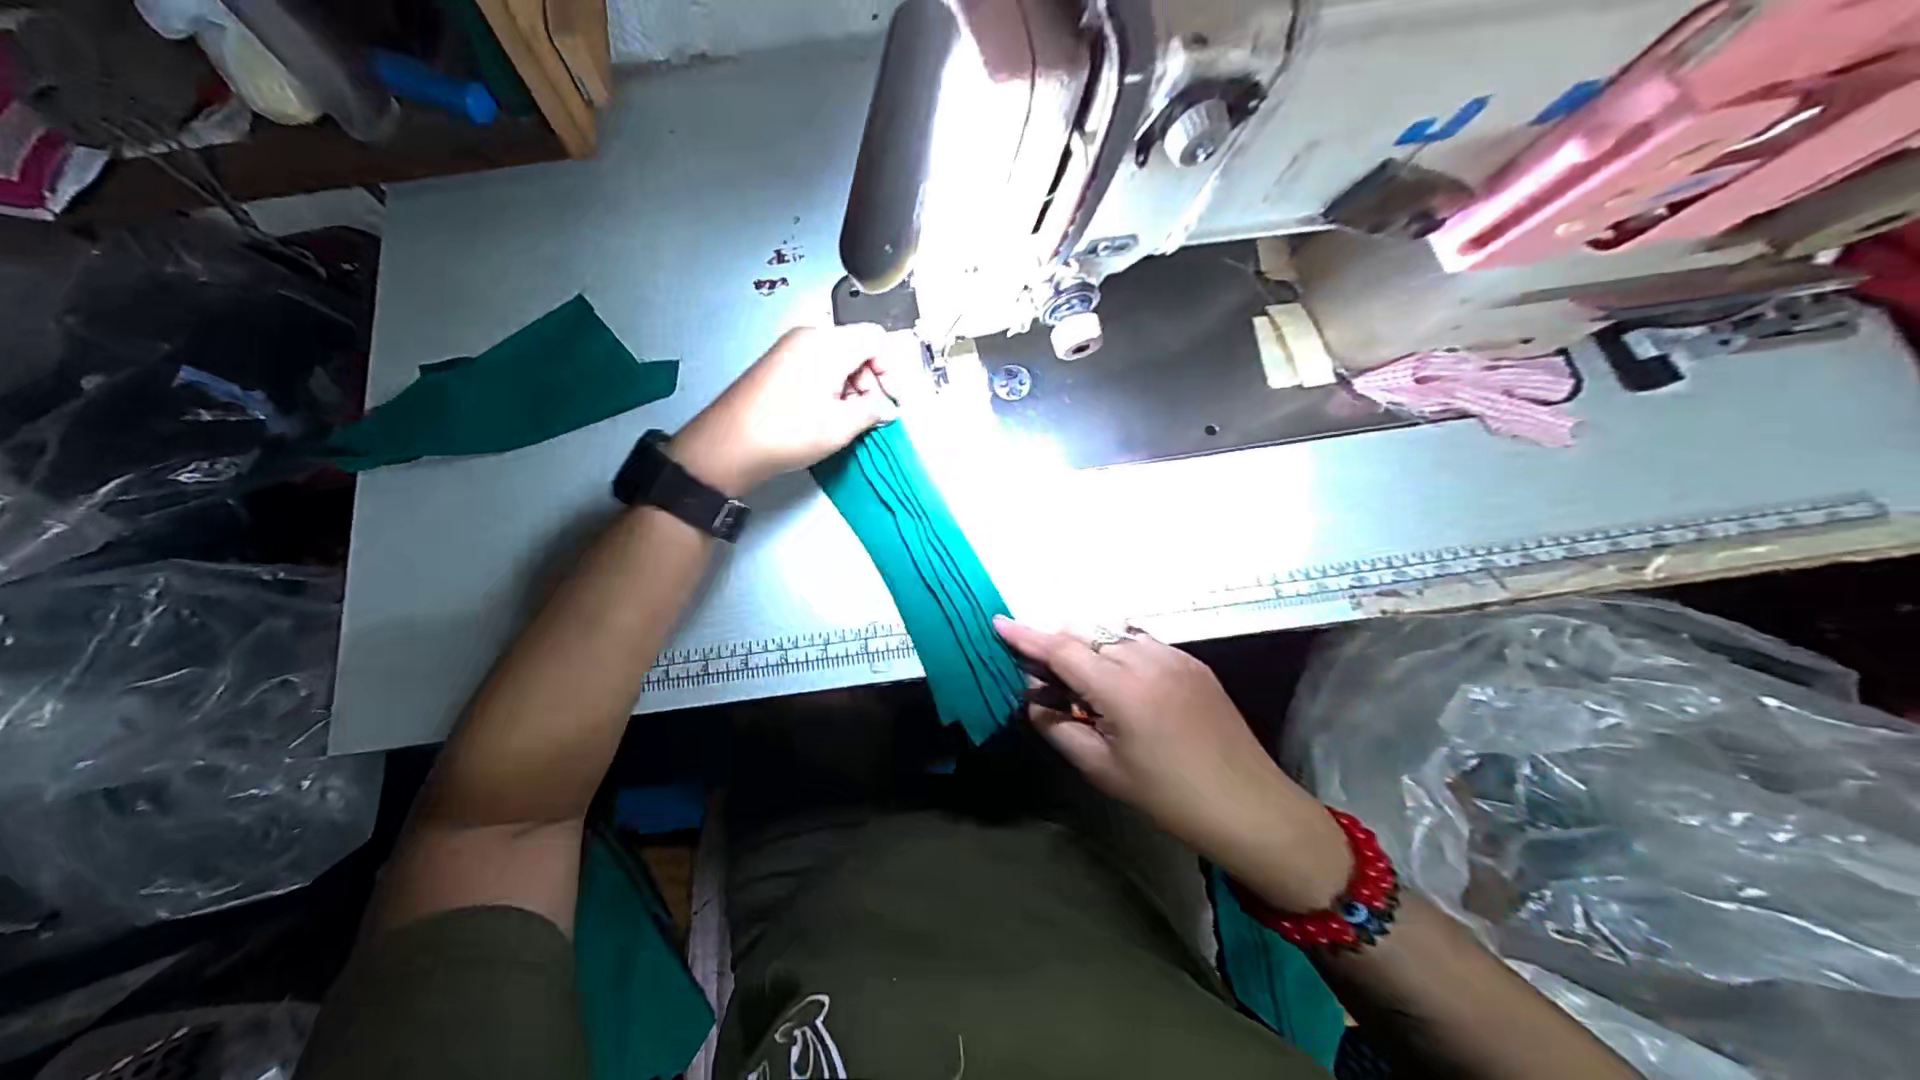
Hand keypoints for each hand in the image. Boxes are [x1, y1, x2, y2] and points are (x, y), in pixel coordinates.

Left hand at [670, 324, 903, 496]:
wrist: (728, 446)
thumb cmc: (783, 433)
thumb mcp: (841, 426)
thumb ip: (873, 410)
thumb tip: (886, 407)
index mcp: (827, 344)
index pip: (876, 339)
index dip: (891, 370)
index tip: (890, 399)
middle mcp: (808, 338)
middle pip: (858, 348)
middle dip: (871, 381)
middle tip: (868, 415)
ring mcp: (790, 350)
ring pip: (839, 360)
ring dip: (851, 388)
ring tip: (844, 421)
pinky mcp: (779, 365)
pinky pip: (818, 368)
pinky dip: (831, 389)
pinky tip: (824, 417)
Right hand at [994, 616, 1352, 912]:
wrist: (1249, 806)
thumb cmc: (1169, 797)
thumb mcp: (1101, 769)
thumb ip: (1058, 727)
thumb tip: (1035, 699)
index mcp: (1122, 689)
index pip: (1062, 650)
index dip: (1027, 636)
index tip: (999, 622)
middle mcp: (1148, 660)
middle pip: (1087, 638)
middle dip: (1060, 650)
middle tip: (1046, 681)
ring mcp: (1176, 657)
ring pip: (1116, 638)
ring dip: (1092, 651)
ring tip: (1087, 688)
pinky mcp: (1194, 664)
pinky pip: (1144, 646)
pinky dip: (1121, 655)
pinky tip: (1124, 687)